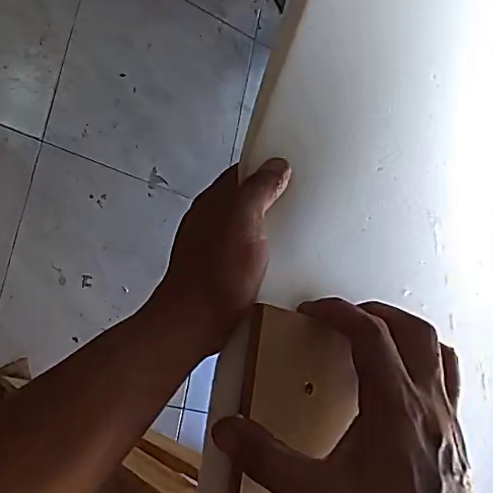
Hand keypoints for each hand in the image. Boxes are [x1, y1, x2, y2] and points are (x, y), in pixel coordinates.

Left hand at [147, 159, 291, 355]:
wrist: (193, 326)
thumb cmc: (213, 278)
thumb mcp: (243, 223)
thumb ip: (257, 191)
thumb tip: (275, 167)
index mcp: (212, 204)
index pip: (240, 173)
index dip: (265, 168)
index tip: (291, 168)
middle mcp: (208, 224)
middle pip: (242, 201)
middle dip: (270, 199)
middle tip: (299, 201)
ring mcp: (212, 250)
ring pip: (243, 229)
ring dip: (267, 229)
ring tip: (294, 233)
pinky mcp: (219, 275)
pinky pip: (244, 256)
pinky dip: (261, 255)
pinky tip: (276, 265)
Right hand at [211, 299, 492, 492]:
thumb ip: (266, 460)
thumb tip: (229, 432)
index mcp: (394, 410)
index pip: (371, 336)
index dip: (339, 313)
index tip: (314, 311)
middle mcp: (427, 410)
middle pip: (415, 332)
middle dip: (376, 313)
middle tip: (344, 316)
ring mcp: (448, 426)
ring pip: (439, 354)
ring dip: (407, 334)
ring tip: (377, 337)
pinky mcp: (456, 445)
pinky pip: (446, 384)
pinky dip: (424, 365)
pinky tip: (402, 389)